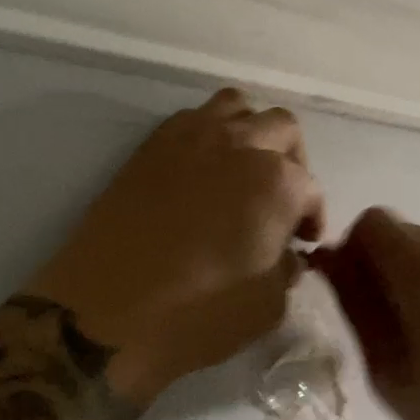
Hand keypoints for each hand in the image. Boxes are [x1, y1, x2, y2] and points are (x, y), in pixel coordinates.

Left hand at [24, 88, 325, 405]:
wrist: (108, 307)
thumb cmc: (196, 313)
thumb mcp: (265, 306)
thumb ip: (286, 268)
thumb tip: (285, 253)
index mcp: (275, 181)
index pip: (310, 187)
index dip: (312, 216)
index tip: (302, 242)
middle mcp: (238, 143)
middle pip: (281, 127)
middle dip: (291, 160)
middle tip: (281, 199)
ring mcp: (191, 135)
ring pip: (236, 105)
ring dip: (250, 130)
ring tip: (243, 169)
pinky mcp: (153, 142)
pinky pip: (192, 117)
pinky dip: (208, 132)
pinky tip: (202, 170)